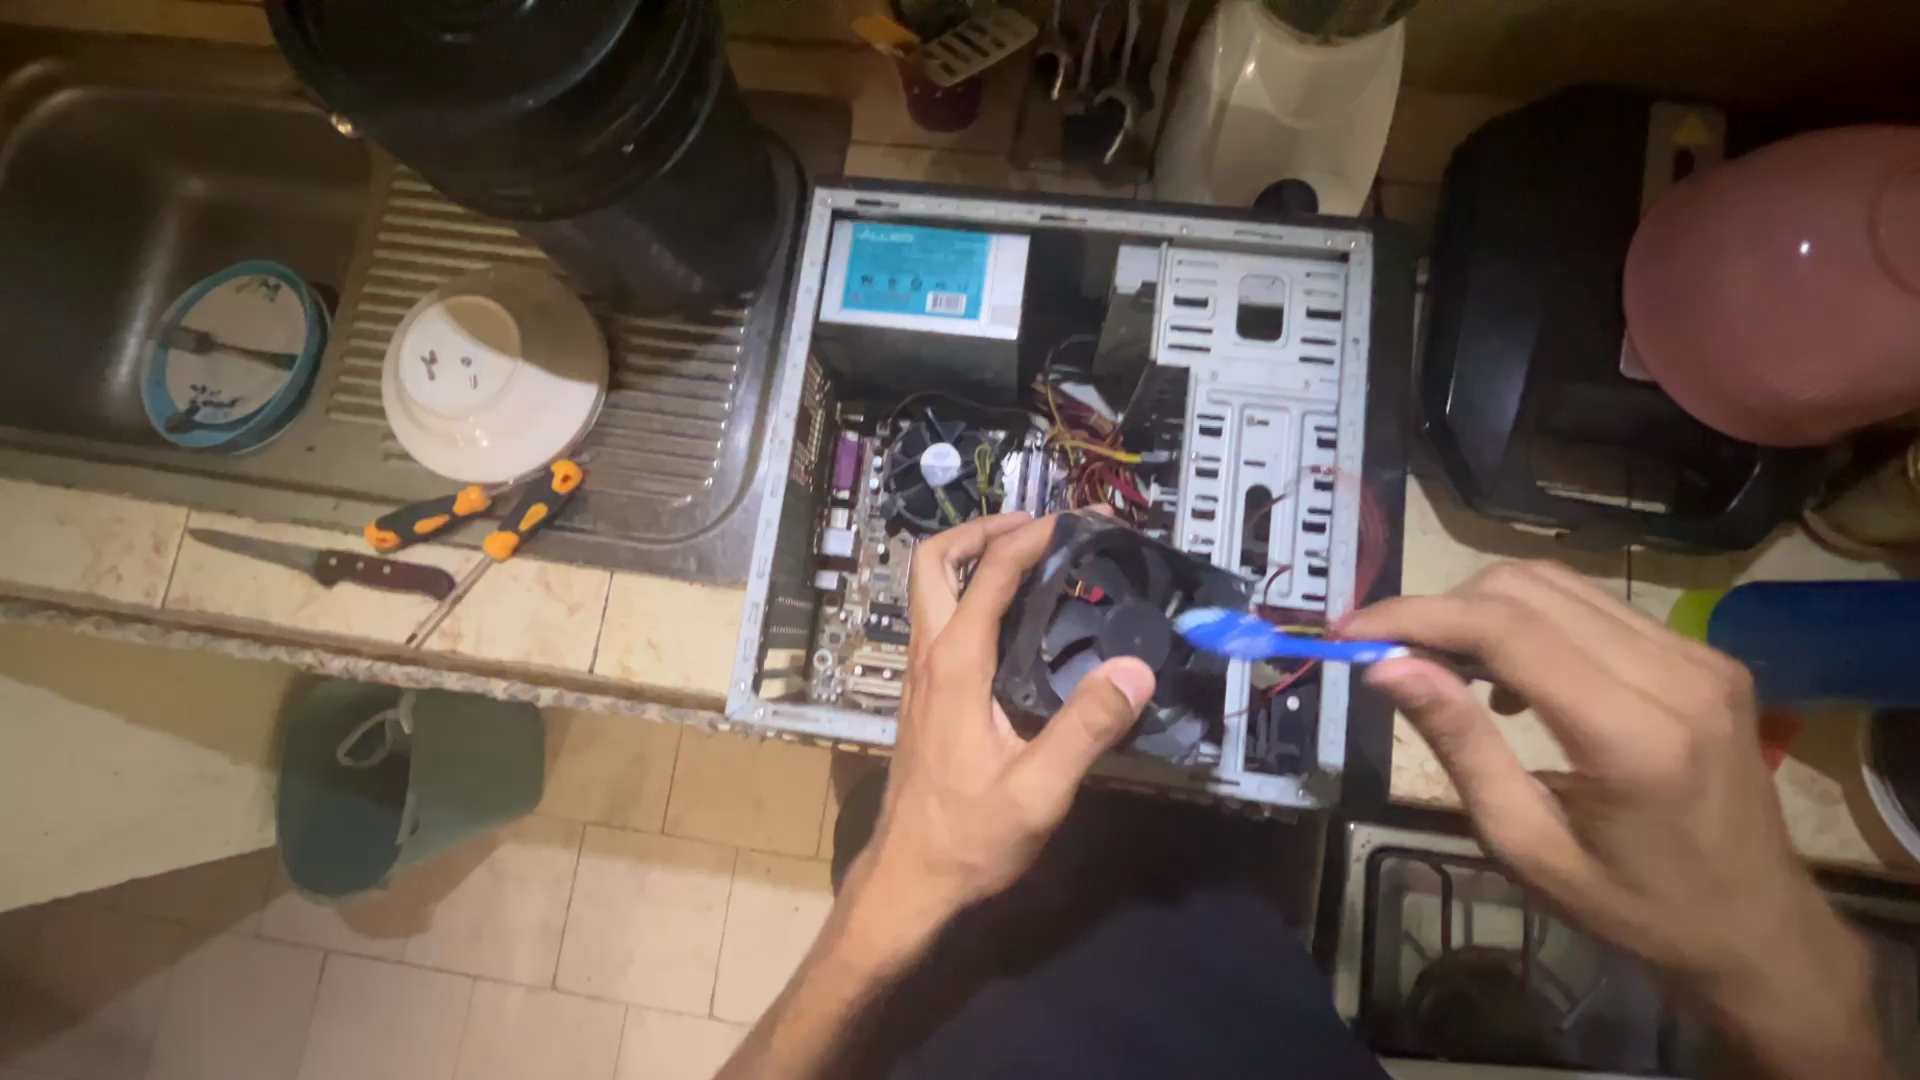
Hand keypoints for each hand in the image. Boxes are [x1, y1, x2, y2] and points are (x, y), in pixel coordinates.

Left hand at [851, 511, 1155, 930]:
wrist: (909, 875)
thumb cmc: (968, 836)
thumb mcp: (1037, 791)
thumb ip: (1085, 729)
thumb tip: (1134, 669)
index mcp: (955, 664)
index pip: (987, 576)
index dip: (1027, 539)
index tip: (1069, 522)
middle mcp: (929, 654)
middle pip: (932, 562)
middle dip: (980, 531)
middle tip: (1032, 527)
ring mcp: (919, 672)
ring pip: (928, 588)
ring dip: (970, 558)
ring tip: (1025, 556)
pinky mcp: (923, 691)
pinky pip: (937, 618)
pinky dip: (967, 592)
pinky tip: (1009, 617)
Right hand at [1343, 560, 1884, 1078]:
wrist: (1762, 932)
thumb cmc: (1630, 905)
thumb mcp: (1522, 840)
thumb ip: (1458, 742)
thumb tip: (1385, 666)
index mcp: (1632, 735)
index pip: (1503, 629)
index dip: (1412, 616)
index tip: (1347, 631)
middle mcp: (1674, 675)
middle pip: (1521, 589)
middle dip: (1437, 611)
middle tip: (1392, 658)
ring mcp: (1696, 657)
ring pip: (1549, 584)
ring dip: (1474, 611)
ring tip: (1443, 666)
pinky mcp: (1699, 655)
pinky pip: (1583, 604)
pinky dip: (1520, 621)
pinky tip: (1504, 675)